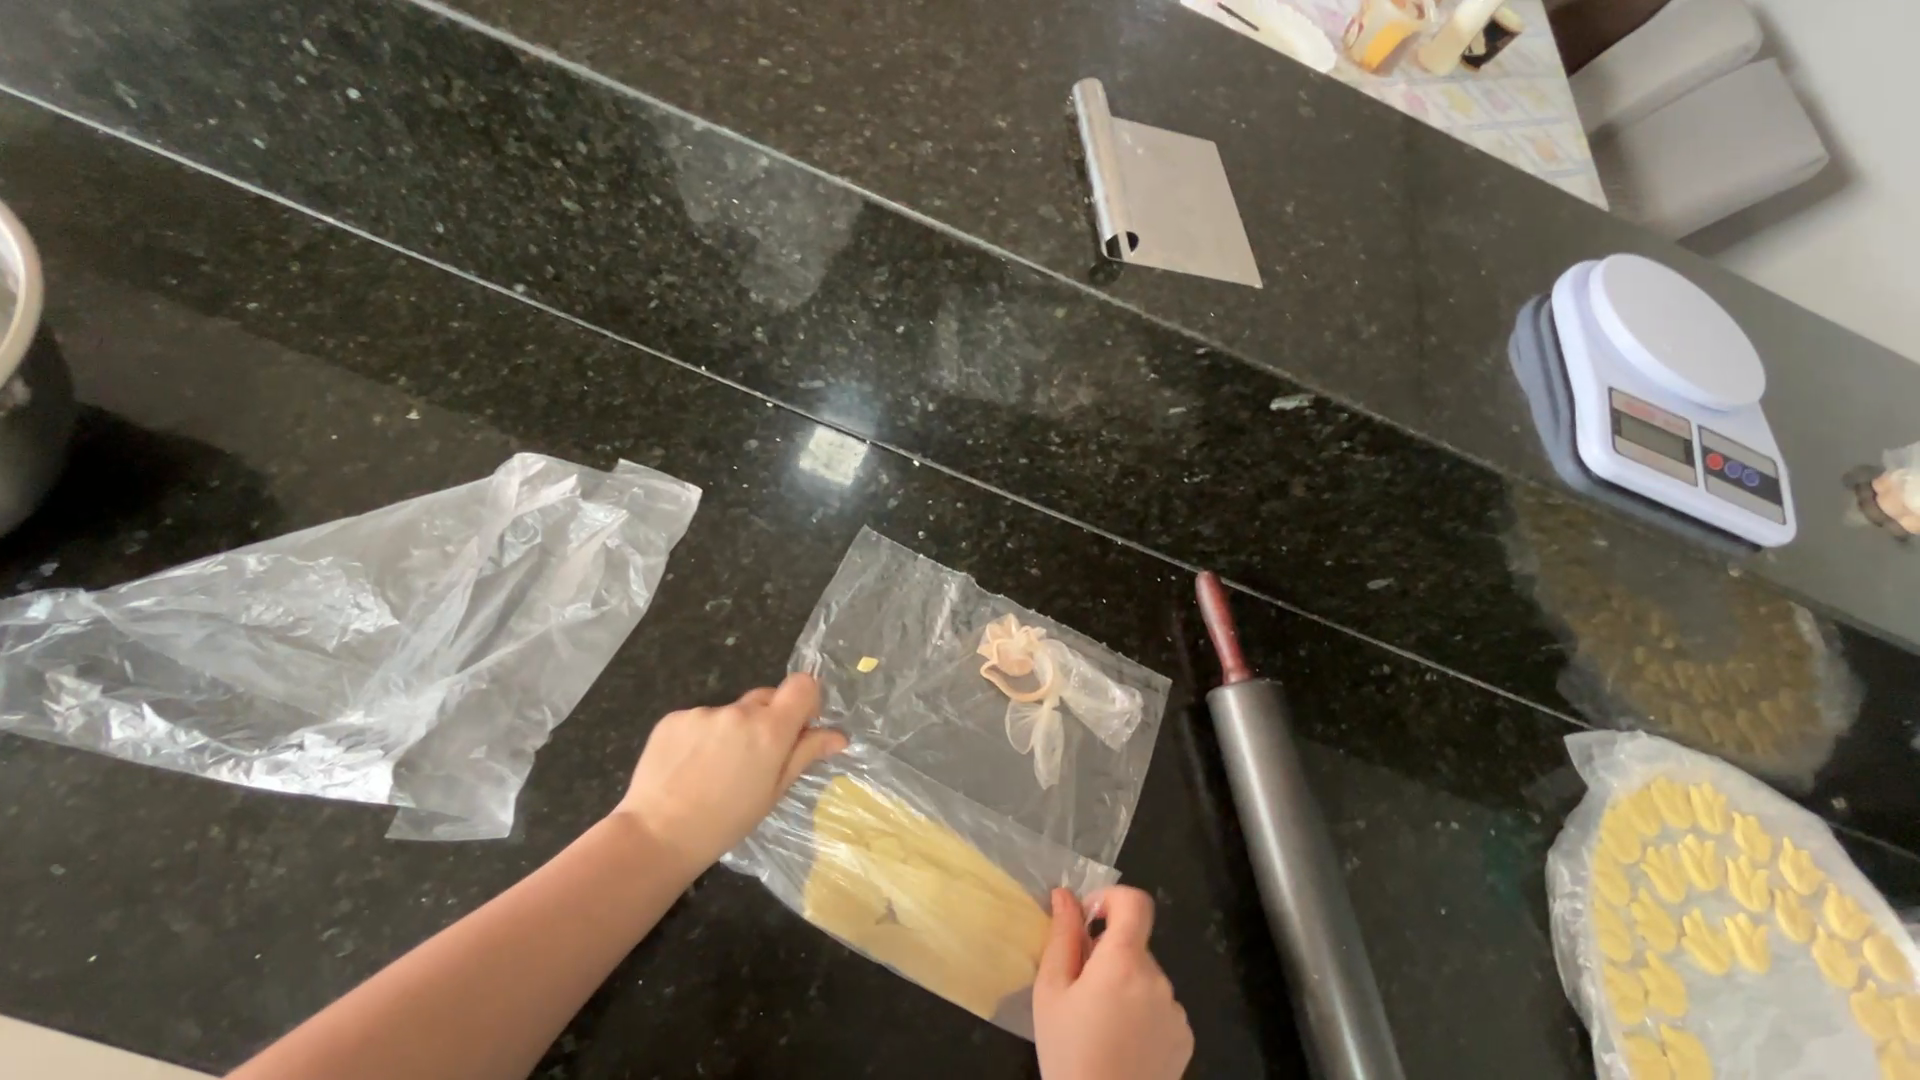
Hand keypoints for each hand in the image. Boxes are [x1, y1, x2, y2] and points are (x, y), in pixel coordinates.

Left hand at [613, 673, 847, 869]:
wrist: (658, 834)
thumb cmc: (726, 821)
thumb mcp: (774, 792)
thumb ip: (805, 754)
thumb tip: (839, 735)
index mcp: (770, 730)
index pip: (802, 685)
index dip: (805, 700)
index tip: (798, 726)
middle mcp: (739, 712)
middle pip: (765, 699)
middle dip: (767, 721)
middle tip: (754, 760)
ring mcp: (703, 712)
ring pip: (730, 713)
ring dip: (731, 731)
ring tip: (714, 770)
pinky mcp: (673, 718)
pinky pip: (699, 719)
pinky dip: (700, 736)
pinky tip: (689, 766)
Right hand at [1034, 887, 1193, 1079]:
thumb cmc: (1068, 1053)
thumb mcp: (1051, 991)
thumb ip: (1062, 936)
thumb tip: (1065, 895)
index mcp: (1124, 961)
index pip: (1135, 902)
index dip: (1111, 899)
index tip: (1088, 922)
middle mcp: (1158, 978)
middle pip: (1133, 945)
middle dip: (1107, 956)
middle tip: (1080, 992)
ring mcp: (1176, 1010)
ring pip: (1145, 977)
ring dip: (1124, 986)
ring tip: (1100, 1025)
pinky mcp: (1185, 1037)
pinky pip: (1160, 1007)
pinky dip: (1142, 1013)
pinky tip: (1122, 1044)